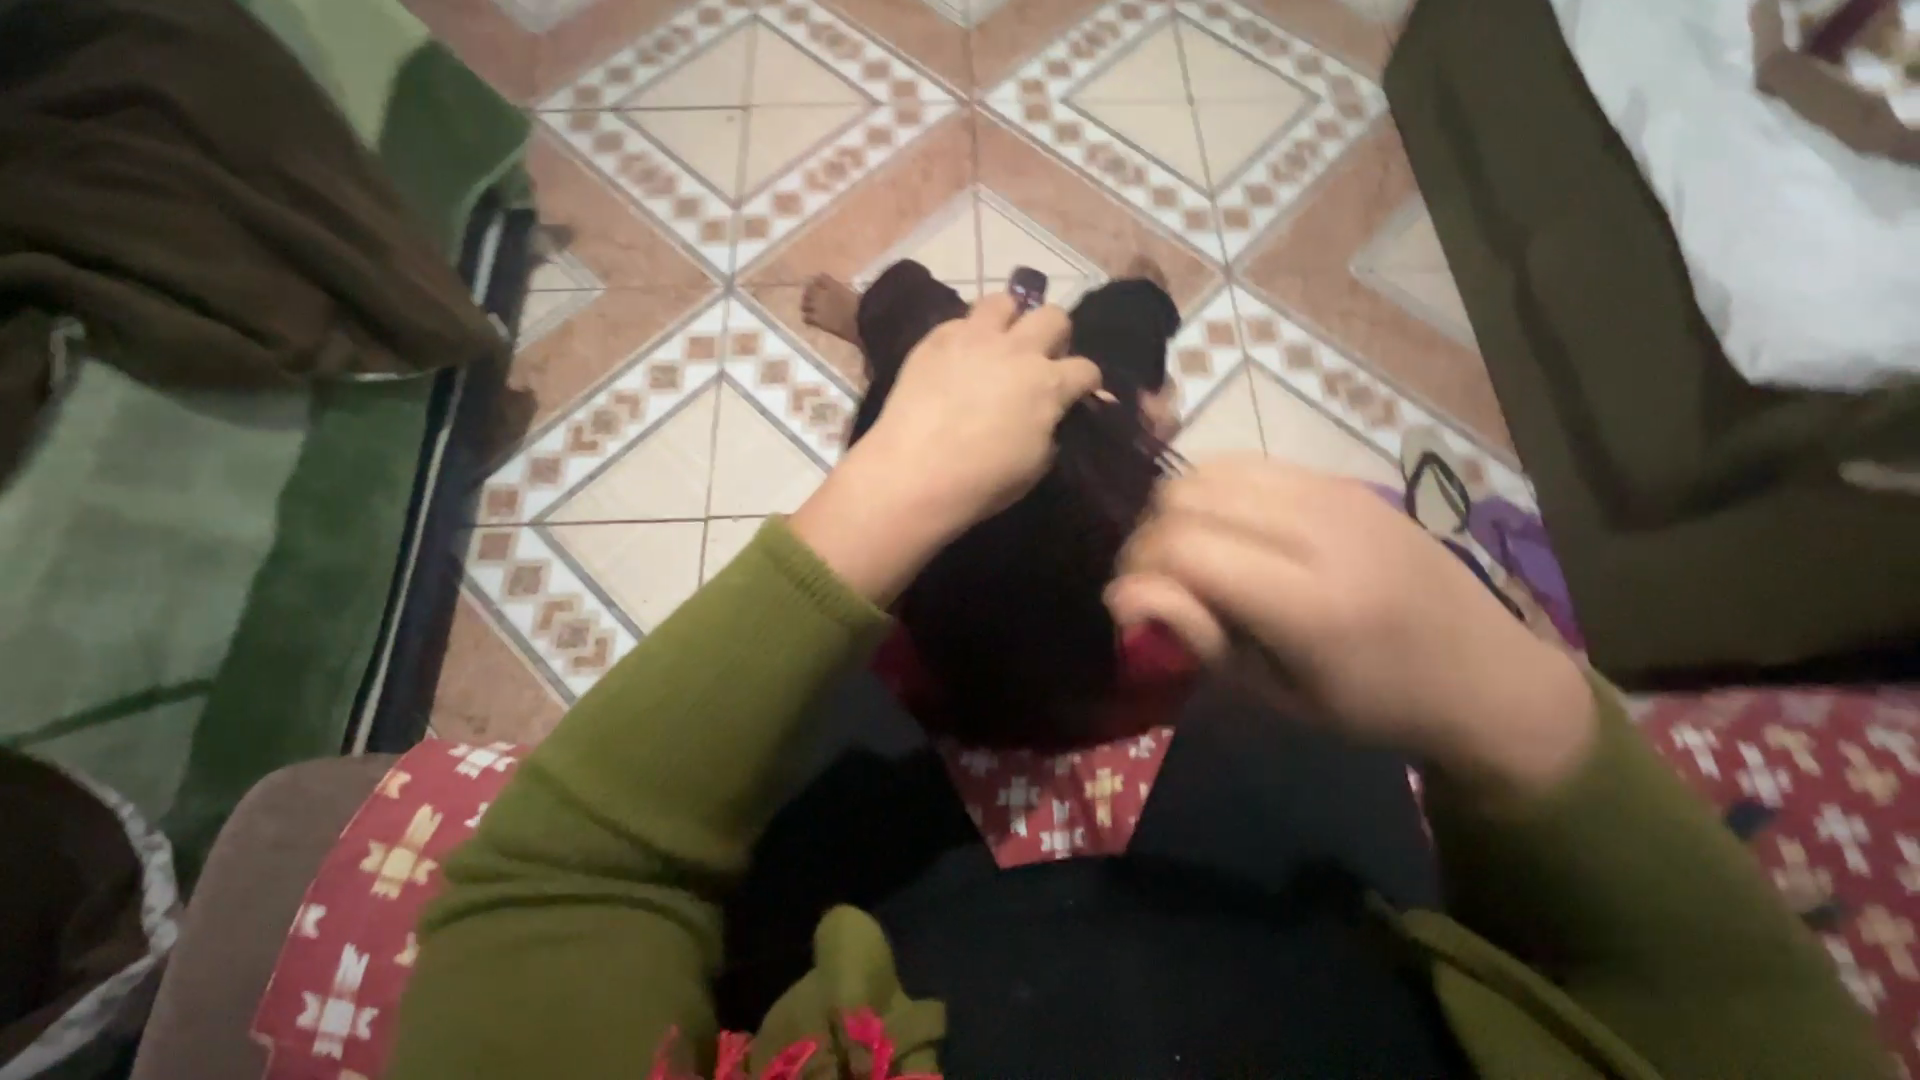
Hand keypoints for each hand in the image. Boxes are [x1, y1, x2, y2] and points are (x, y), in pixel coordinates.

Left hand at [858, 293, 1101, 522]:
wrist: (914, 475)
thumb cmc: (983, 481)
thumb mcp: (1036, 464)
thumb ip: (1053, 429)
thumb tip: (1058, 414)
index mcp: (1048, 384)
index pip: (1086, 368)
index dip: (1087, 382)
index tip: (1078, 394)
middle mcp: (1017, 350)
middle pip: (1053, 316)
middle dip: (1055, 336)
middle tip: (1041, 360)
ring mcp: (973, 338)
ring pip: (1004, 302)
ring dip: (1010, 320)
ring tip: (999, 345)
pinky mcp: (935, 340)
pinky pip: (960, 320)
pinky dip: (967, 335)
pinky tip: (959, 360)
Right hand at [1105, 457, 1595, 796]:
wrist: (1483, 671)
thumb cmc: (1373, 705)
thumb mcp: (1275, 694)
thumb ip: (1198, 637)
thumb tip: (1124, 595)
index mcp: (1311, 604)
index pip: (1184, 550)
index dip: (1136, 573)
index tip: (1128, 608)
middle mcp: (1320, 529)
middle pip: (1184, 498)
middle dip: (1147, 540)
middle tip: (1154, 584)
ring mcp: (1333, 491)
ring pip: (1206, 470)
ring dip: (1176, 511)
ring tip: (1186, 556)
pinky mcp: (1339, 478)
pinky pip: (1243, 463)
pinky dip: (1212, 493)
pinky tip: (1226, 531)